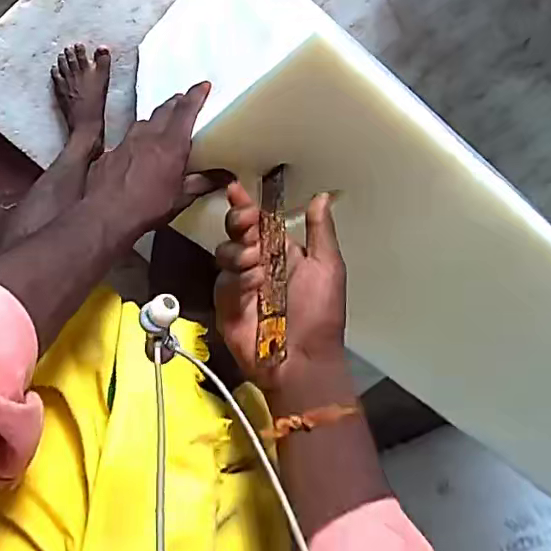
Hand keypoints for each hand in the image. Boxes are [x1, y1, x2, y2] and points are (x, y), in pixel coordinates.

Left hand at [81, 82, 223, 243]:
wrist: (105, 216)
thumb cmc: (148, 208)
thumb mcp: (181, 198)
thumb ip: (204, 183)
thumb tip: (228, 176)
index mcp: (171, 144)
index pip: (186, 110)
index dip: (196, 95)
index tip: (204, 85)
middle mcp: (148, 136)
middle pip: (165, 110)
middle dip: (177, 102)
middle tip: (185, 101)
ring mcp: (126, 142)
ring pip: (144, 122)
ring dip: (156, 120)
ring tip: (162, 125)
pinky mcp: (110, 153)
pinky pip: (127, 139)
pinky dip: (137, 140)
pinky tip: (137, 153)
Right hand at [213, 181, 347, 399]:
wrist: (305, 360)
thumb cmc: (321, 314)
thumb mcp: (328, 267)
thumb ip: (320, 231)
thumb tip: (323, 196)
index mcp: (279, 250)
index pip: (257, 220)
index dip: (244, 204)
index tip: (236, 190)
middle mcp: (255, 262)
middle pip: (235, 230)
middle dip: (238, 220)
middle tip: (249, 223)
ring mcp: (238, 283)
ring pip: (224, 252)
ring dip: (240, 252)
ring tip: (258, 264)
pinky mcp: (226, 304)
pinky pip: (223, 283)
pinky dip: (238, 279)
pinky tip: (254, 284)